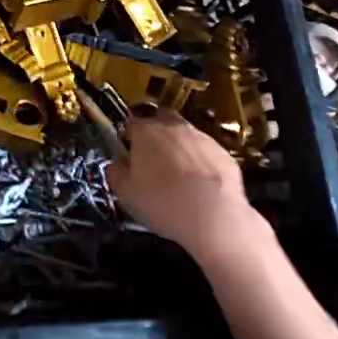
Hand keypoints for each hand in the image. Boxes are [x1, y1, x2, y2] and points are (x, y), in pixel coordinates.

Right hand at [108, 108, 260, 258]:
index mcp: (145, 132)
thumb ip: (116, 175)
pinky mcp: (224, 153)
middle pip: (160, 121)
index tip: (128, 152)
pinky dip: (201, 162)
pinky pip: (206, 152)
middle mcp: (174, 127)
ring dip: (180, 148)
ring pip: (185, 135)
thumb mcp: (127, 195)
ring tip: (179, 177)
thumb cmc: (164, 203)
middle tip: (153, 160)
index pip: (130, 124)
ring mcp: (202, 137)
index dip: (128, 138)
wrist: (214, 217)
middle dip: (156, 135)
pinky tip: (200, 185)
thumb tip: (114, 167)